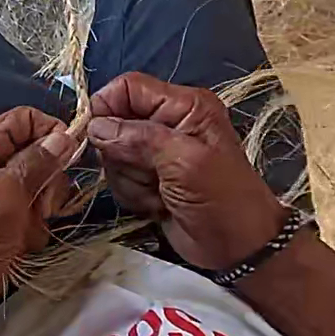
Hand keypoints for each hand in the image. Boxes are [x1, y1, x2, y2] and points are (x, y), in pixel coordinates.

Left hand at [0, 107, 79, 335]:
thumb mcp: (5, 198)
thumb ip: (36, 163)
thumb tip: (65, 136)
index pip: (25, 119)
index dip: (52, 135)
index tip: (70, 161)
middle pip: (39, 151)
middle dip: (46, 182)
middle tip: (40, 207)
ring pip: (42, 183)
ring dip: (41, 210)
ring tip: (24, 230)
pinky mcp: (4, 213)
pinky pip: (34, 209)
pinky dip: (33, 226)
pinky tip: (20, 242)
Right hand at [86, 72, 287, 270]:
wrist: (239, 247)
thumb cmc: (222, 199)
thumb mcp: (185, 162)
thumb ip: (139, 138)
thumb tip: (95, 126)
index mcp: (183, 105)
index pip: (127, 87)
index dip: (107, 107)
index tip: (98, 137)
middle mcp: (166, 122)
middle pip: (113, 122)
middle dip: (121, 153)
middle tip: (149, 173)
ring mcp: (155, 151)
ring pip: (111, 153)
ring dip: (129, 178)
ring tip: (159, 191)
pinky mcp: (147, 176)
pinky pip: (118, 177)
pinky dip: (132, 193)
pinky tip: (158, 203)